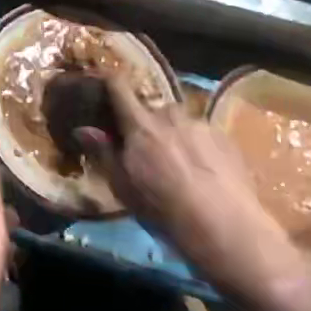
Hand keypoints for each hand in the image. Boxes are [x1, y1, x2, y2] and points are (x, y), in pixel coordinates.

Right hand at [77, 78, 304, 300]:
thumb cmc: (163, 209)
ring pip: (179, 121)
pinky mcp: (227, 139)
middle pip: (152, 108)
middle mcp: (170, 115)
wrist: (226, 227)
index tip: (102, 82)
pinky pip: (203, 134)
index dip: (109, 82)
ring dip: (173, 133)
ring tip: (178, 163)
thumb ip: (103, 152)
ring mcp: (202, 125)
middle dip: (145, 122)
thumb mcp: (123, 186)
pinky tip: (203, 171)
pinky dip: (197, 145)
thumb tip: (83, 129)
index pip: (119, 89)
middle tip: (145, 147)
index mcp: (140, 124)